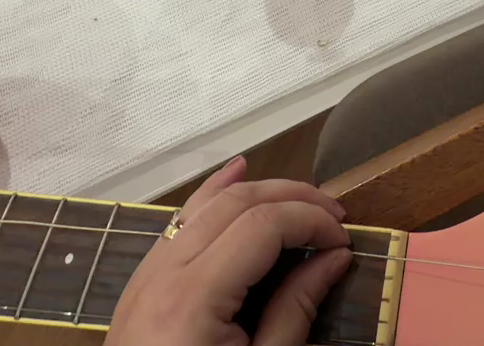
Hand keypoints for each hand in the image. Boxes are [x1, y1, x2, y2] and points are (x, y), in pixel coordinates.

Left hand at [107, 157, 353, 345]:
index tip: (343, 239)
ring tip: (303, 197)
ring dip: (260, 190)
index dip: (310, 220)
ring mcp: (144, 278)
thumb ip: (295, 310)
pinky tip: (237, 172)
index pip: (262, 224)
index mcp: (191, 302)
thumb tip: (335, 256)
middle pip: (236, 201)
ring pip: (207, 202)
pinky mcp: (140, 286)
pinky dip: (213, 194)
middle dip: (292, 197)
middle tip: (334, 215)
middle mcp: (162, 276)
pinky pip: (180, 222)